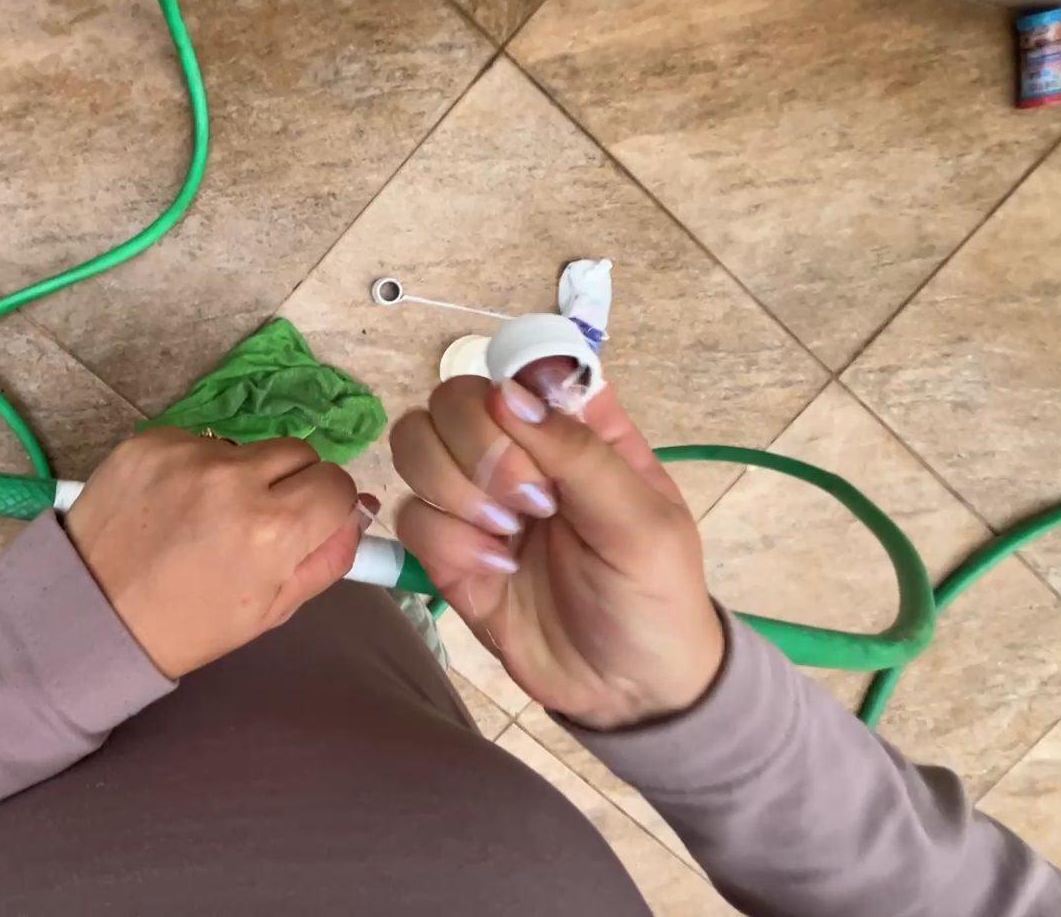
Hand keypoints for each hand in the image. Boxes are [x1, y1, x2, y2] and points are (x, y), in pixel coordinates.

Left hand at [65, 429, 367, 678]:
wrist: (90, 610)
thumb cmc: (188, 623)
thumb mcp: (272, 609)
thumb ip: (326, 556)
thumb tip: (357, 510)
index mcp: (272, 528)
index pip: (336, 482)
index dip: (325, 506)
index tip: (303, 523)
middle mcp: (232, 478)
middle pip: (298, 452)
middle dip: (290, 483)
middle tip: (256, 519)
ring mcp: (186, 453)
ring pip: (247, 445)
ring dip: (242, 472)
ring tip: (206, 514)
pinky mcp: (149, 439)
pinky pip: (199, 442)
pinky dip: (196, 466)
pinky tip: (172, 502)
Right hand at [389, 363, 723, 729]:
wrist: (622, 691)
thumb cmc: (652, 596)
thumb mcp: (643, 523)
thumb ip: (580, 452)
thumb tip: (505, 395)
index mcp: (569, 428)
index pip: (511, 370)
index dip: (507, 397)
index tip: (534, 442)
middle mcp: (510, 448)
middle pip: (446, 401)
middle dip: (478, 453)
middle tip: (529, 505)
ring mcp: (469, 493)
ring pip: (412, 446)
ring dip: (454, 493)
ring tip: (507, 538)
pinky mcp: (440, 541)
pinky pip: (409, 513)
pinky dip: (447, 545)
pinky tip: (494, 573)